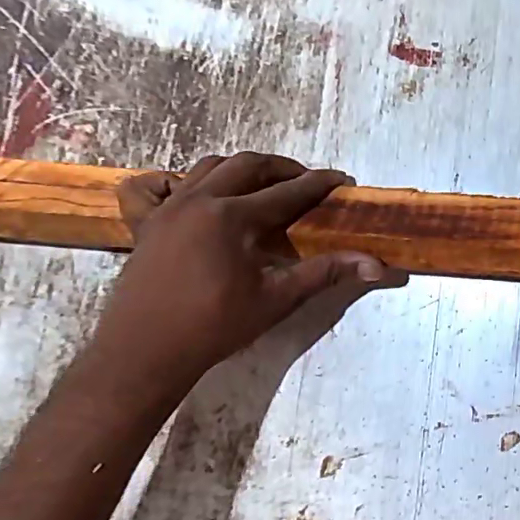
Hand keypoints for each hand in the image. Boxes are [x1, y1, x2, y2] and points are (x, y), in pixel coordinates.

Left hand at [90, 152, 407, 389]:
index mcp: (232, 217)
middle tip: (306, 183)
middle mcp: (197, 201)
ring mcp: (165, 210)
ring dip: (240, 170)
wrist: (144, 354)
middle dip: (283, 168)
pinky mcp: (143, 225)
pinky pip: (148, 188)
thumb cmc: (215, 326)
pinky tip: (188, 194)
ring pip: (207, 168)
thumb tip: (376, 265)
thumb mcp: (279, 298)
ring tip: (262, 186)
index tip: (342, 180)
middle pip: (248, 165)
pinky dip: (172, 182)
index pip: (288, 191)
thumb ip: (326, 272)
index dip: (320, 183)